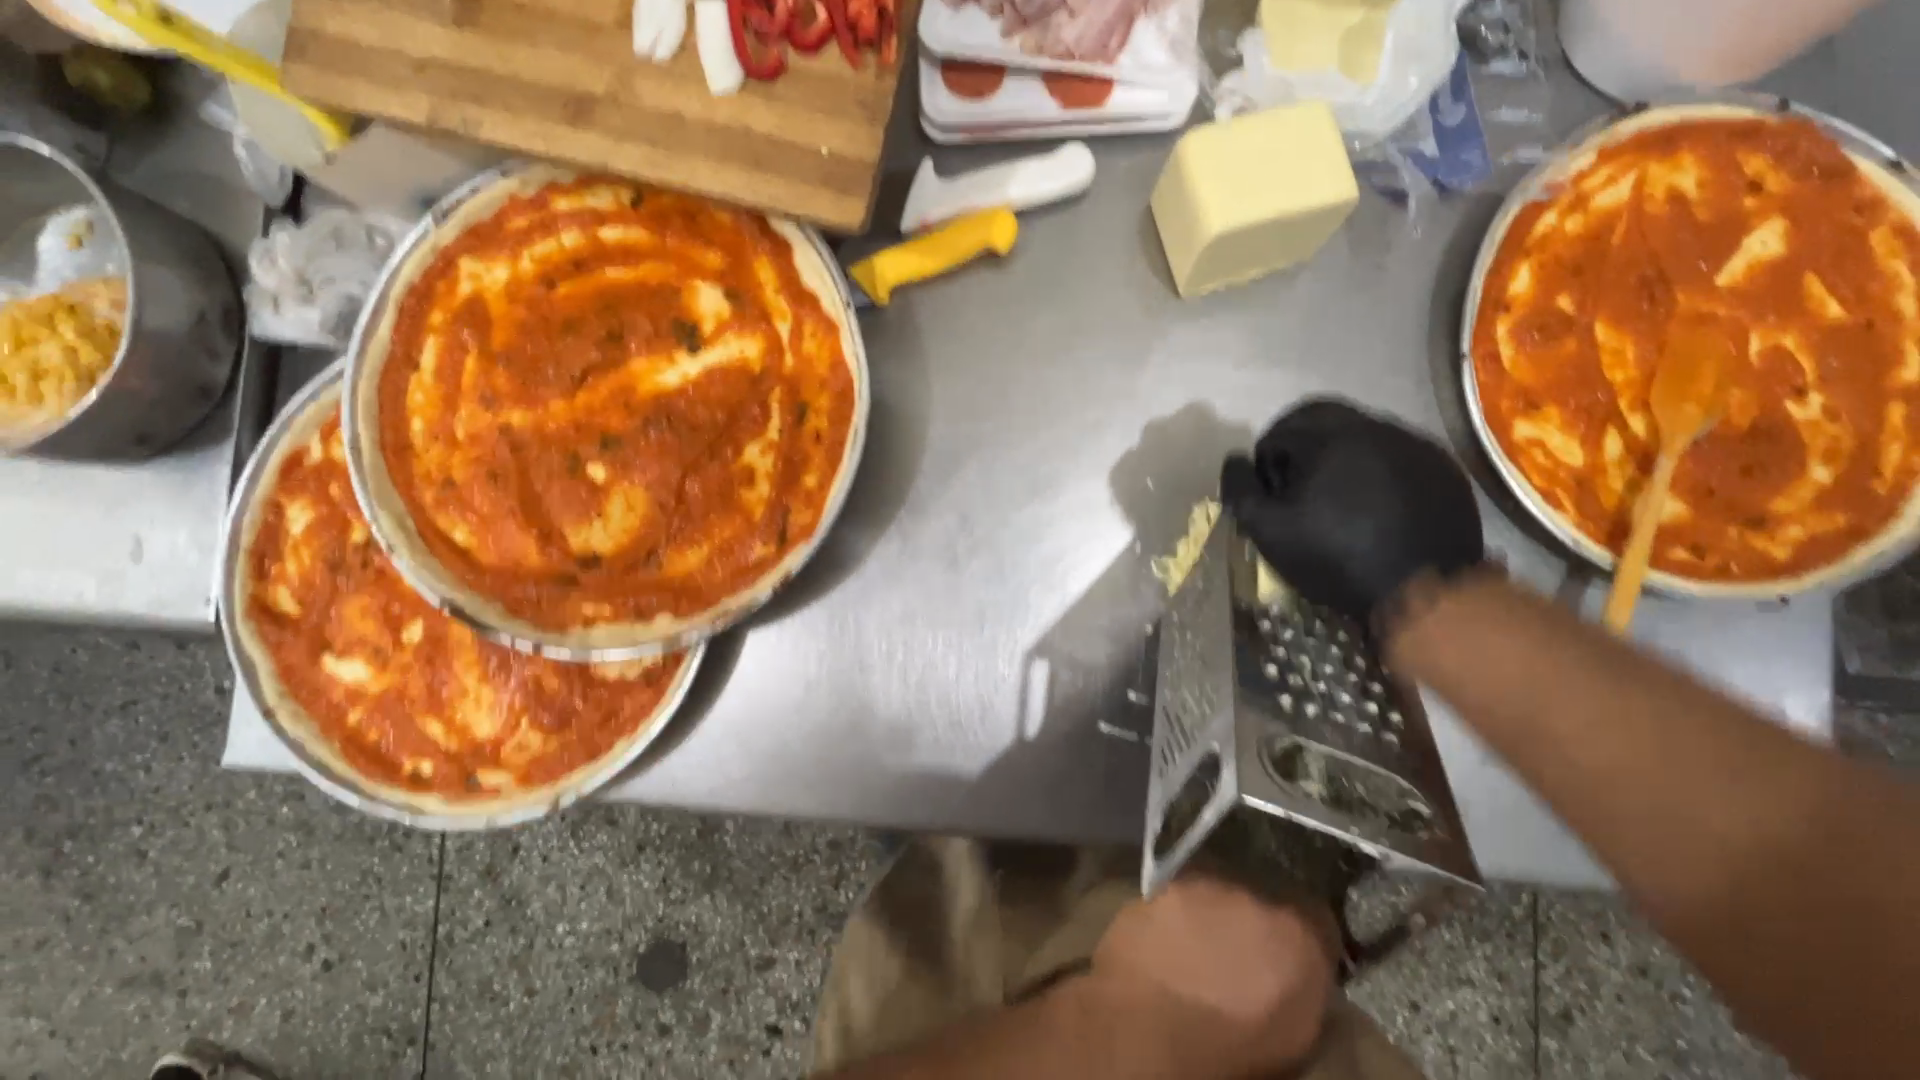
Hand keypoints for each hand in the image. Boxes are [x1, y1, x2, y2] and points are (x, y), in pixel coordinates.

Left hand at [1089, 878, 1336, 1074]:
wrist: (1149, 1037)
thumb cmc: (1233, 1055)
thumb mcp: (1297, 1040)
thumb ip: (1308, 993)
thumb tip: (1305, 979)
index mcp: (1301, 934)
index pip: (1317, 921)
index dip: (1303, 940)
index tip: (1292, 959)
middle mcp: (1254, 895)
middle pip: (1262, 899)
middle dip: (1254, 923)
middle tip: (1239, 957)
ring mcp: (1200, 886)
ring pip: (1215, 895)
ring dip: (1212, 916)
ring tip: (1199, 951)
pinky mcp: (1154, 888)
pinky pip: (1173, 902)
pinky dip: (1173, 921)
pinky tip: (1164, 946)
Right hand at [1221, 397, 1482, 624]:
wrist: (1424, 591)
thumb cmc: (1336, 559)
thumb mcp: (1270, 532)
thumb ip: (1241, 490)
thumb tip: (1235, 460)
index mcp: (1330, 437)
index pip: (1282, 430)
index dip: (1266, 461)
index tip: (1271, 494)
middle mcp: (1375, 427)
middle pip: (1324, 419)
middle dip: (1302, 445)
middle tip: (1299, 486)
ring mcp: (1415, 445)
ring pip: (1364, 434)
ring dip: (1342, 455)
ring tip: (1339, 498)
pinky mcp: (1443, 467)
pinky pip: (1399, 455)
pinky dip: (1379, 470)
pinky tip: (1376, 506)